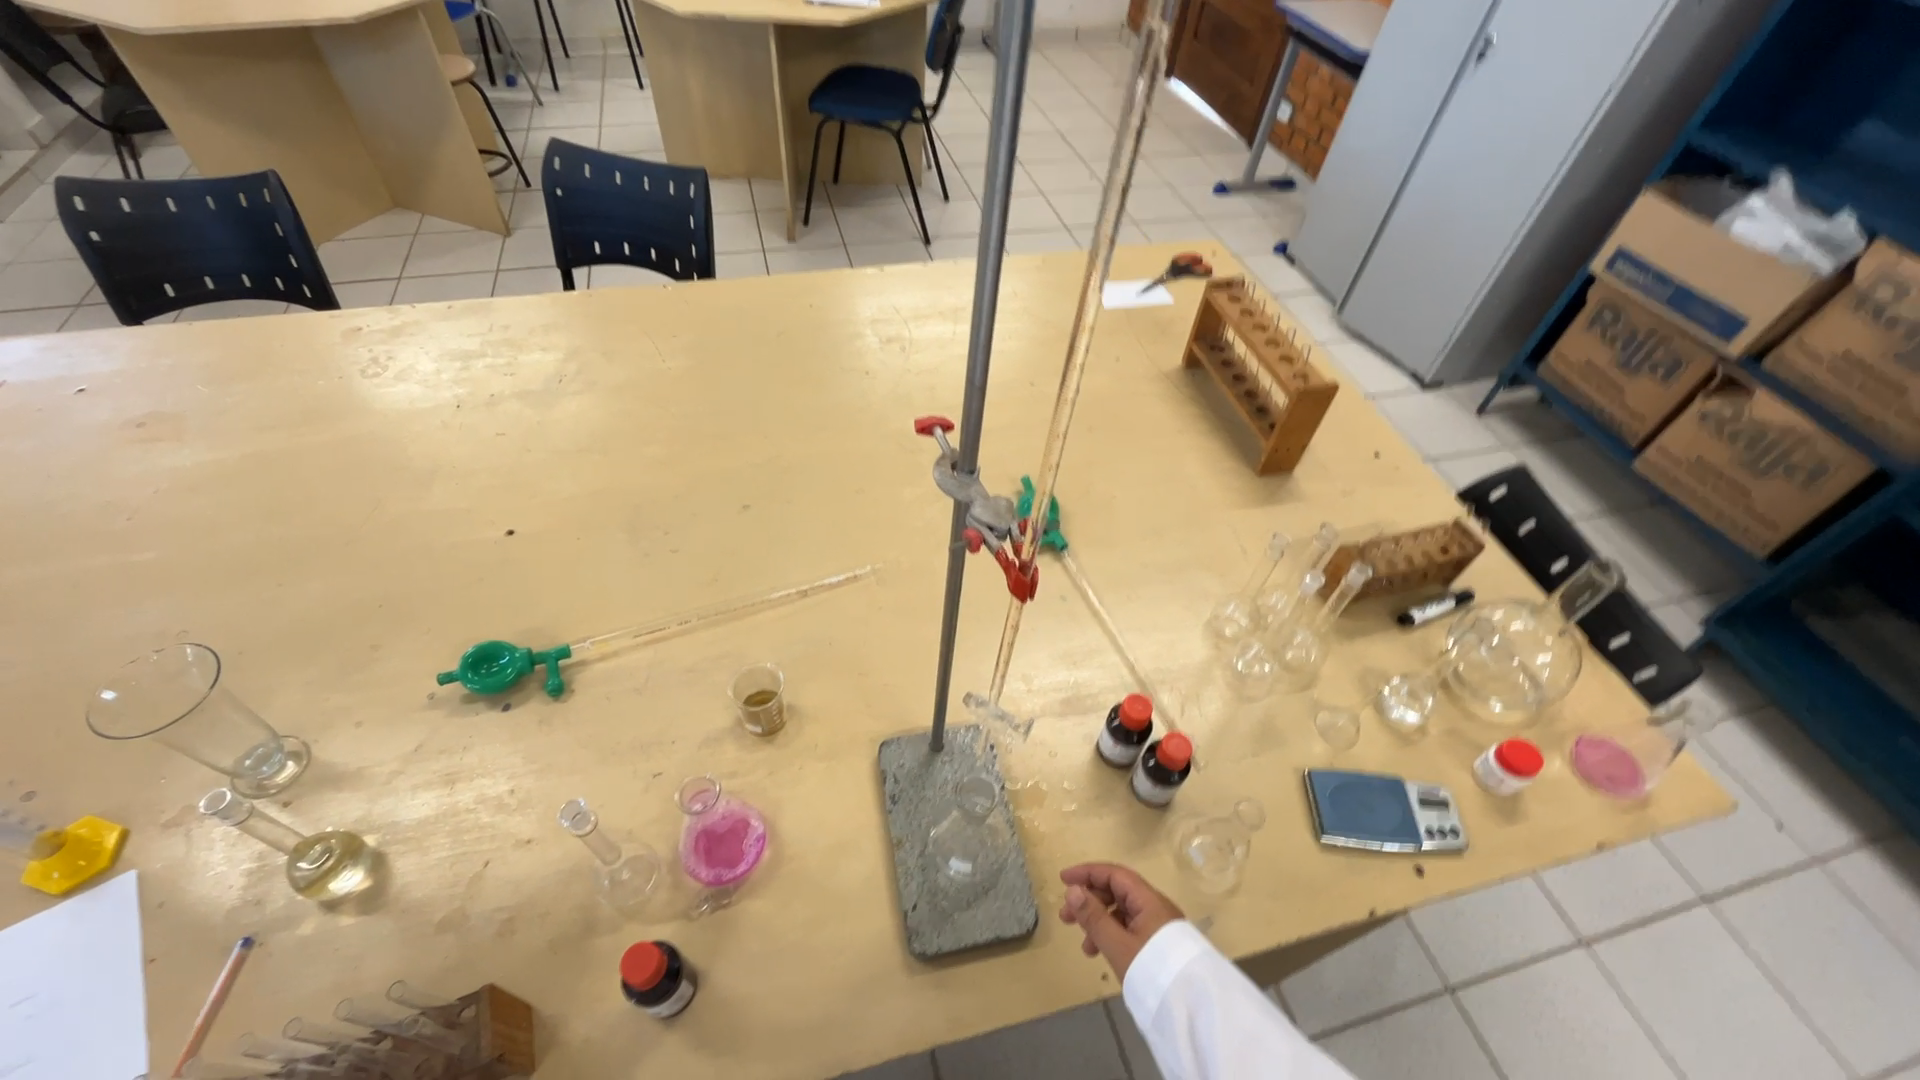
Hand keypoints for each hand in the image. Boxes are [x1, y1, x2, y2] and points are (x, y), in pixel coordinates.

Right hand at [1057, 862, 1184, 981]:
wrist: (1190, 1008)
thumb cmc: (1151, 970)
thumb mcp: (1117, 944)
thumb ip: (1093, 916)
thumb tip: (1073, 890)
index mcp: (1149, 900)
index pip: (1114, 874)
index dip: (1087, 873)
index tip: (1063, 880)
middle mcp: (1155, 907)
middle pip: (1117, 892)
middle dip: (1089, 901)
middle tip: (1066, 917)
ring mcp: (1158, 926)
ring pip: (1122, 913)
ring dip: (1098, 922)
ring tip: (1084, 946)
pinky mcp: (1159, 944)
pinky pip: (1129, 929)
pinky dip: (1111, 935)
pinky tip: (1101, 953)